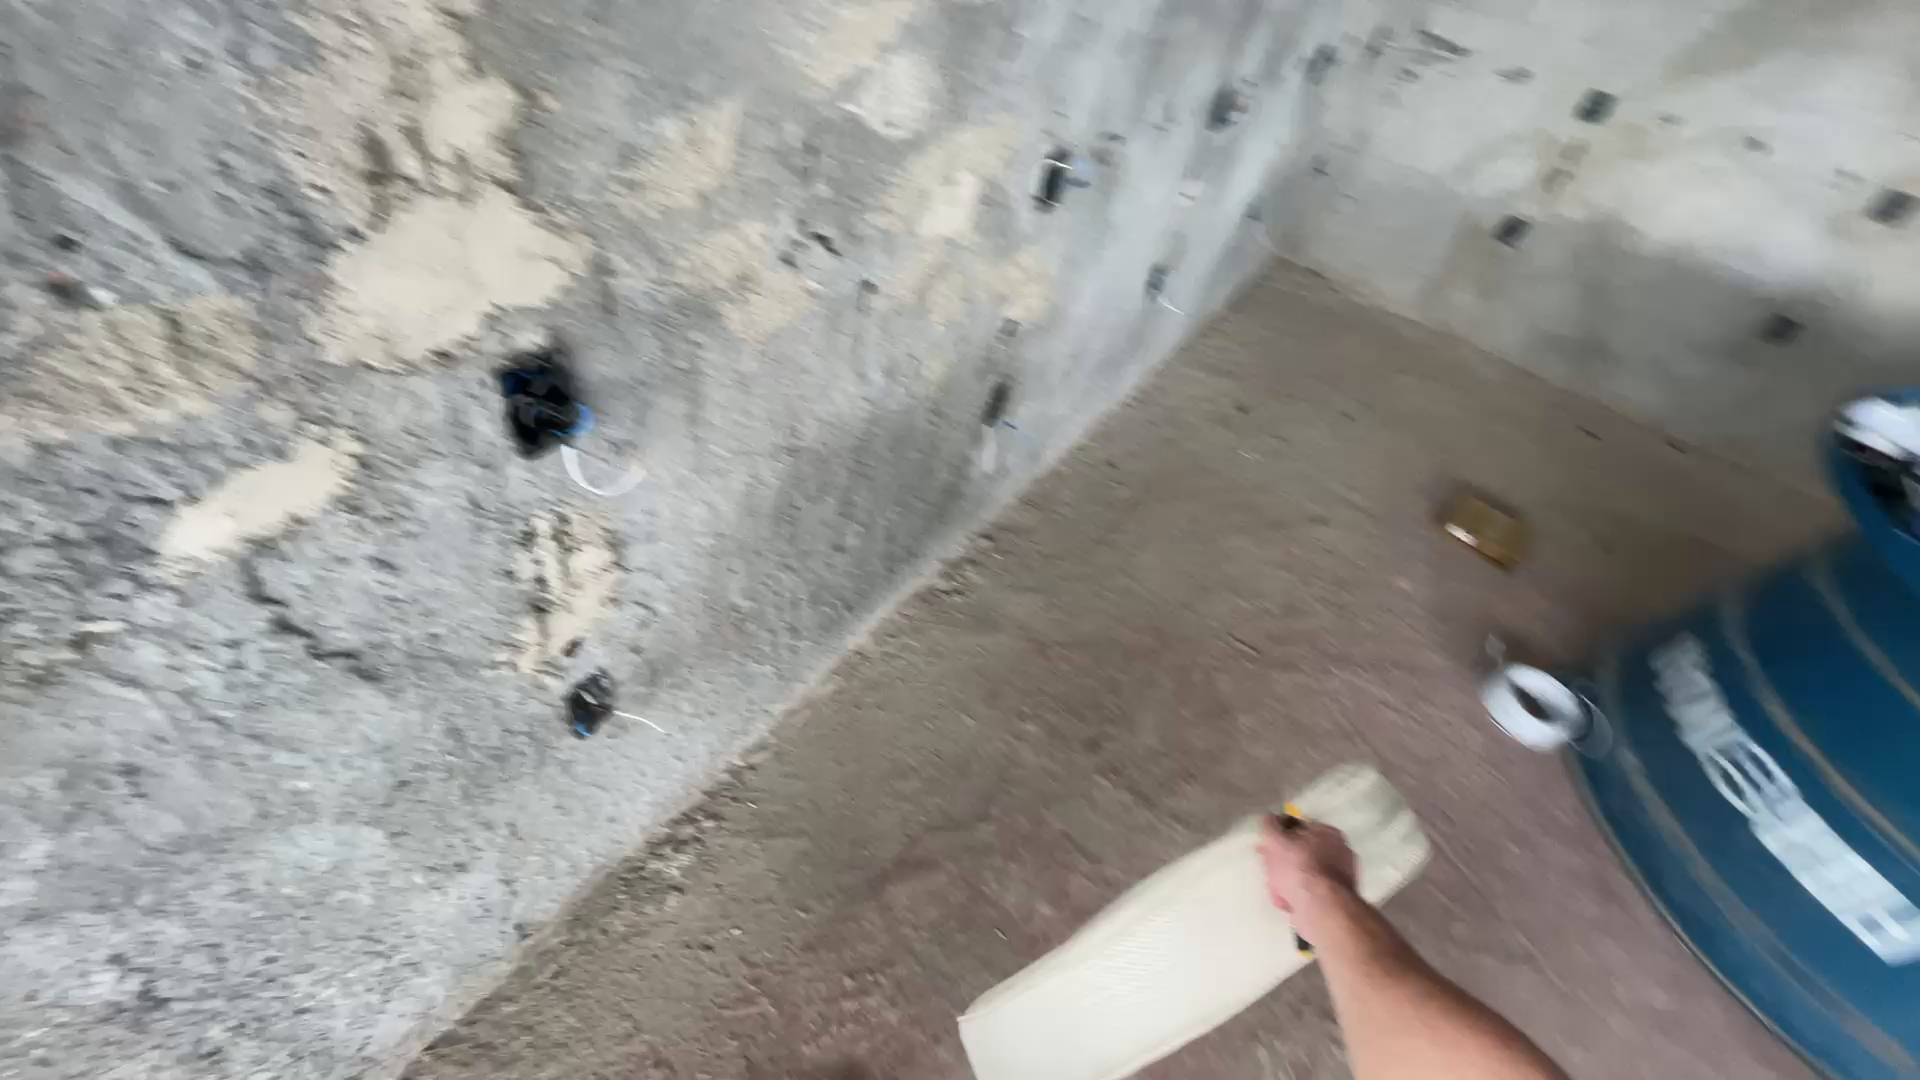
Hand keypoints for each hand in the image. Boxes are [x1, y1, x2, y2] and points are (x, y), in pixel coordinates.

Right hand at [1258, 815, 1357, 937]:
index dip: (1279, 835)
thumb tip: (1268, 819)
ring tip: (1276, 889)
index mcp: (1328, 833)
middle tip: (1268, 867)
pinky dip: (1296, 896)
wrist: (1322, 908)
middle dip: (1281, 861)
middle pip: (1300, 852)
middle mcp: (1339, 853)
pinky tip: (1285, 901)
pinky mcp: (1335, 900)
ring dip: (1285, 881)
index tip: (1266, 845)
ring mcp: (1339, 879)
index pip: (1298, 827)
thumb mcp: (1276, 839)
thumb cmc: (1299, 868)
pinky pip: (1309, 893)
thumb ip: (1270, 825)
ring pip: (1302, 874)